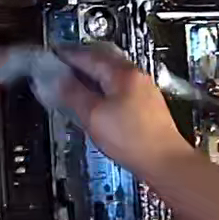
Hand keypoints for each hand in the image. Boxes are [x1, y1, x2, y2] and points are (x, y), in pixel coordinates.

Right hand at [50, 45, 198, 175]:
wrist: (165, 163)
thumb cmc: (135, 140)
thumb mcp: (93, 115)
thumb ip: (73, 94)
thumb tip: (58, 80)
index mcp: (123, 74)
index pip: (88, 55)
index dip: (67, 56)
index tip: (53, 56)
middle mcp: (136, 77)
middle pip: (103, 60)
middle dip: (81, 62)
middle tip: (62, 65)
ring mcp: (144, 91)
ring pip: (112, 75)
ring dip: (92, 76)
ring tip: (75, 83)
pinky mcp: (147, 107)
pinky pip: (120, 89)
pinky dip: (104, 89)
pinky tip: (97, 102)